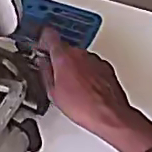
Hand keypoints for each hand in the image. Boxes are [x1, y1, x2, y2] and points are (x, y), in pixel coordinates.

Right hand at [38, 29, 151, 151]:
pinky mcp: (106, 67)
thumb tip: (43, 64)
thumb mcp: (53, 93)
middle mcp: (80, 53)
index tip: (41, 45)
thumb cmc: (84, 106)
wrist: (110, 115)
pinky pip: (92, 65)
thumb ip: (45, 72)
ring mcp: (94, 59)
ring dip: (75, 67)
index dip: (44, 39)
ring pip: (79, 57)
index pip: (50, 35)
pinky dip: (87, 73)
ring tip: (72, 87)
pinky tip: (85, 89)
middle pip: (65, 48)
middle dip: (60, 59)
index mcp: (64, 56)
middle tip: (56, 75)